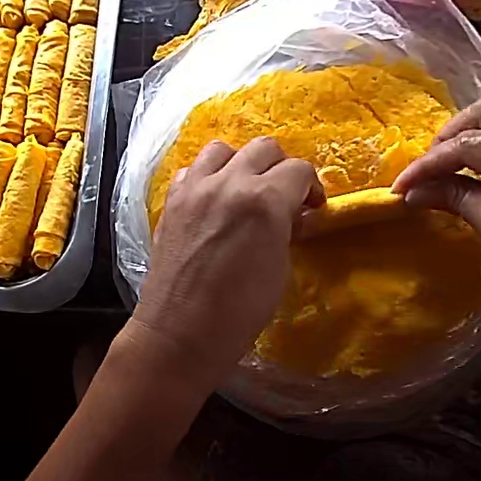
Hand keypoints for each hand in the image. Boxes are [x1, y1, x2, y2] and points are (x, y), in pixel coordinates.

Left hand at [133, 137, 323, 386]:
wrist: (180, 332)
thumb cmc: (239, 311)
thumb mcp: (279, 267)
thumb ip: (285, 228)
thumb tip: (289, 214)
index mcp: (263, 200)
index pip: (299, 170)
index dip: (310, 188)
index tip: (310, 209)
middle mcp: (227, 183)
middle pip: (263, 149)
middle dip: (280, 168)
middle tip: (282, 198)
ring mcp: (193, 189)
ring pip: (223, 149)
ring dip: (240, 163)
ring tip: (244, 191)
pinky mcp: (170, 202)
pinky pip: (191, 170)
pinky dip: (206, 177)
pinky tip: (212, 201)